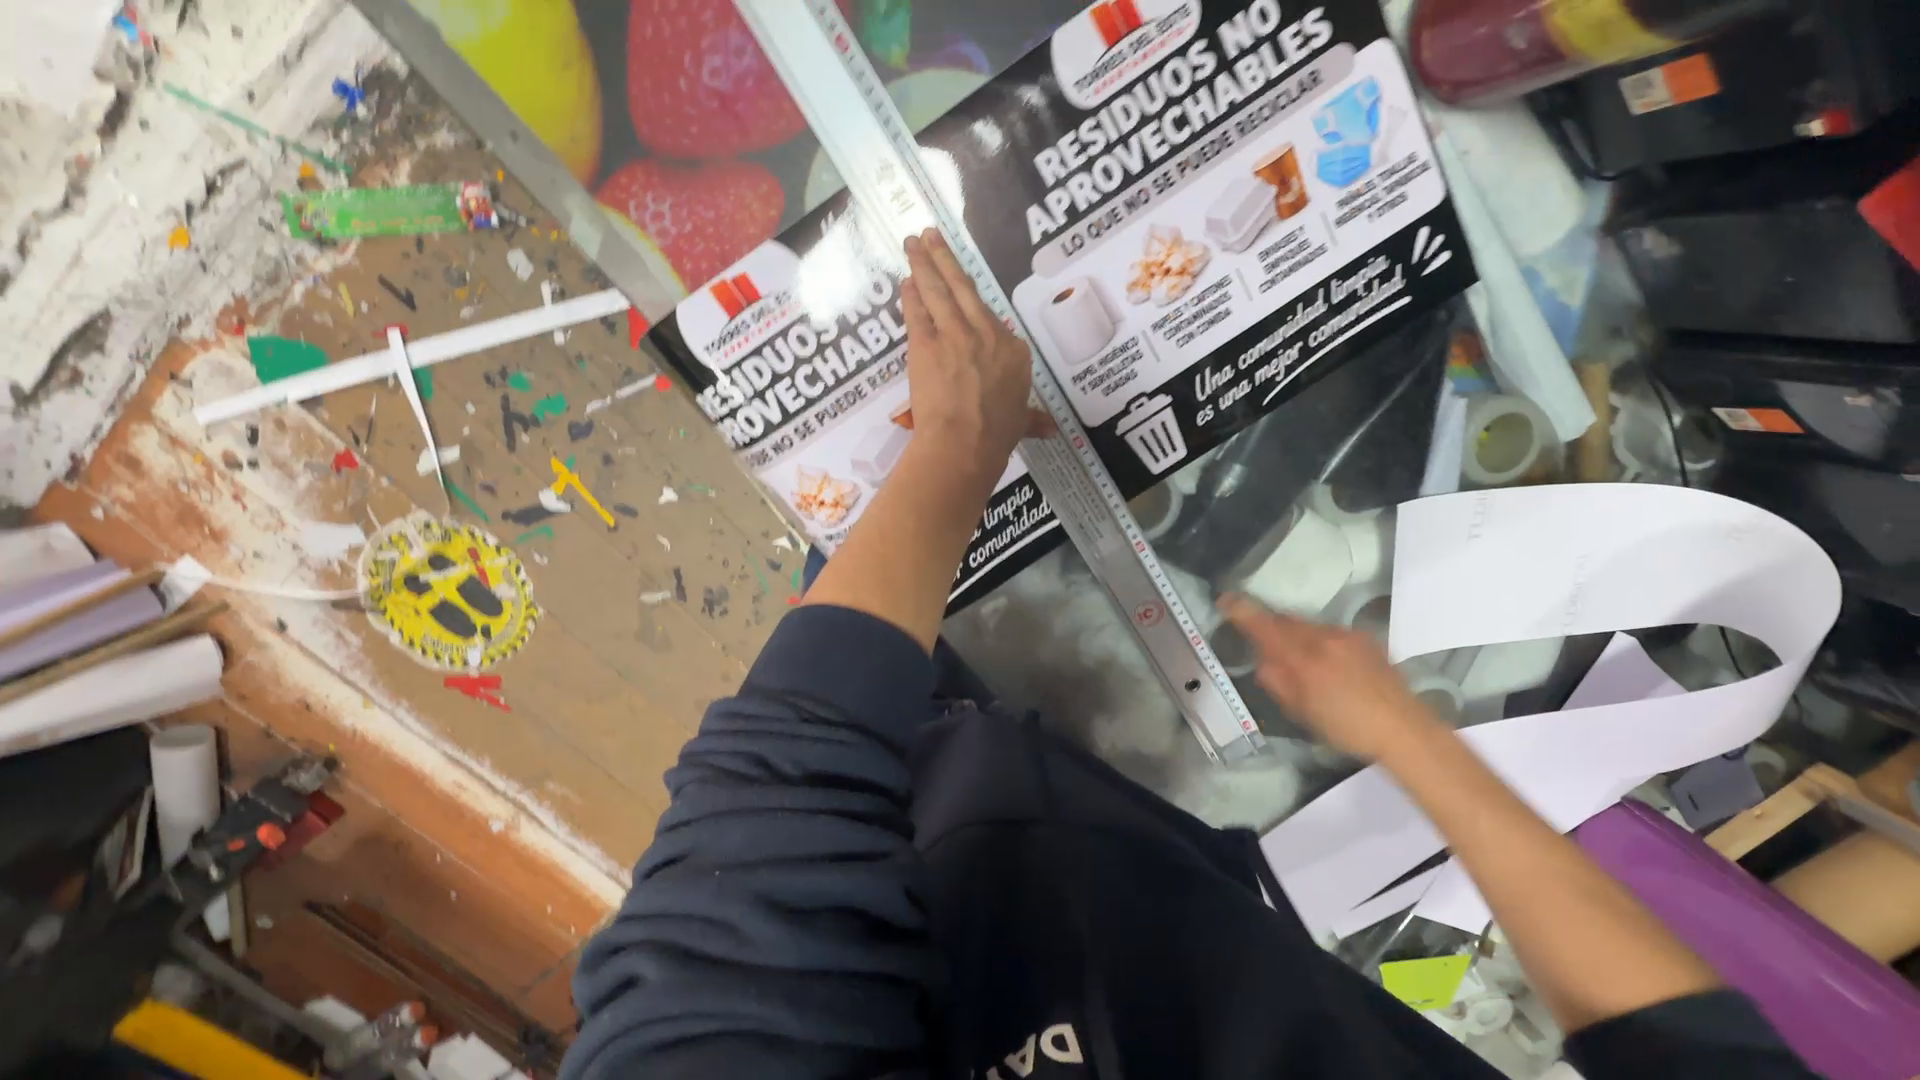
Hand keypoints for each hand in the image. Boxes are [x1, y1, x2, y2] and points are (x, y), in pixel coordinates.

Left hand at [901, 229, 1052, 471]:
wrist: (965, 442)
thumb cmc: (997, 435)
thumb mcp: (1021, 422)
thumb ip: (1033, 419)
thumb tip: (1051, 430)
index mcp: (1014, 351)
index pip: (992, 320)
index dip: (974, 304)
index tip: (963, 289)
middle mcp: (987, 335)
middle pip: (964, 288)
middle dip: (945, 258)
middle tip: (931, 234)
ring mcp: (956, 336)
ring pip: (939, 291)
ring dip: (924, 263)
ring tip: (913, 242)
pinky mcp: (926, 345)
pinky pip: (917, 313)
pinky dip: (910, 296)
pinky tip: (905, 280)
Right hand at [1221, 596, 1447, 763]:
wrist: (1404, 729)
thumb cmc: (1346, 727)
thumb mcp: (1301, 712)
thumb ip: (1276, 681)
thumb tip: (1263, 661)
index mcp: (1303, 657)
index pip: (1264, 625)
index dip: (1242, 611)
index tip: (1225, 601)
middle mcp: (1323, 637)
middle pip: (1286, 621)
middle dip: (1271, 628)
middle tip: (1265, 648)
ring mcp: (1347, 635)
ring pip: (1309, 626)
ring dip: (1297, 637)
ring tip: (1303, 665)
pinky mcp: (1366, 639)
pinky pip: (1330, 633)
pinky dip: (1320, 642)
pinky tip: (1330, 667)